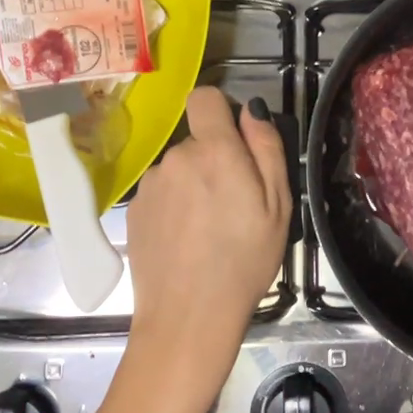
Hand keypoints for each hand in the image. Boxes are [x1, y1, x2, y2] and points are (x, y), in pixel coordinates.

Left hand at [124, 87, 290, 395]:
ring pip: (178, 168)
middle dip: (215, 158)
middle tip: (235, 202)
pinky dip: (175, 207)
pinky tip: (187, 241)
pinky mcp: (134, 211)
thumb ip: (266, 147)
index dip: (222, 110)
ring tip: (210, 228)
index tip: (237, 140)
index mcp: (214, 150)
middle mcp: (175, 158)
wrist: (188, 316)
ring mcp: (150, 185)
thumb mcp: (278, 204)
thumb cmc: (245, 260)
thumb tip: (251, 111)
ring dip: (193, 184)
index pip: (205, 97)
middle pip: (195, 139)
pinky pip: (161, 193)